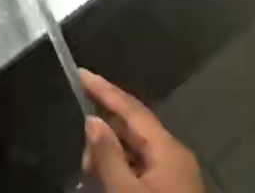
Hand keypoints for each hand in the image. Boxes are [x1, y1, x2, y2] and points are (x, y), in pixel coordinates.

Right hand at [80, 69, 204, 192]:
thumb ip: (108, 157)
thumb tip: (92, 121)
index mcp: (168, 149)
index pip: (131, 109)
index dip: (105, 90)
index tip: (81, 73)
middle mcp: (174, 157)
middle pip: (134, 130)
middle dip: (104, 132)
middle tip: (80, 147)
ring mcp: (174, 179)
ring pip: (136, 153)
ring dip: (110, 156)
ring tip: (88, 170)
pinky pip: (140, 173)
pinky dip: (120, 173)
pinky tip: (104, 180)